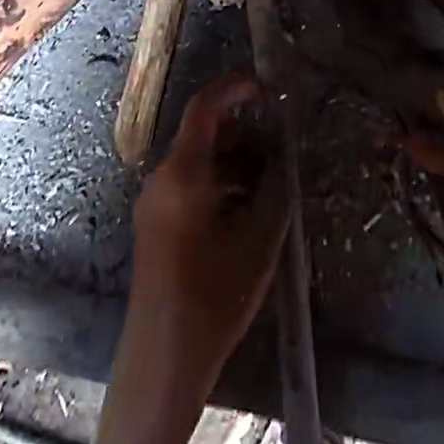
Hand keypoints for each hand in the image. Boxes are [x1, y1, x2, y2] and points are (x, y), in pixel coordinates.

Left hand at [99, 74, 287, 443]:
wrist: (164, 356)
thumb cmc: (214, 294)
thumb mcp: (259, 238)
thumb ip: (276, 186)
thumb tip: (287, 152)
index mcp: (183, 174)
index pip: (204, 108)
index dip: (235, 88)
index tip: (267, 86)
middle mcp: (162, 178)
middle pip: (205, 135)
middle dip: (247, 134)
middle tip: (284, 149)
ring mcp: (155, 201)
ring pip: (201, 161)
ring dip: (238, 162)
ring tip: (274, 184)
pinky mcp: (156, 221)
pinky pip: (192, 184)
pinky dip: (222, 183)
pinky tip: (250, 209)